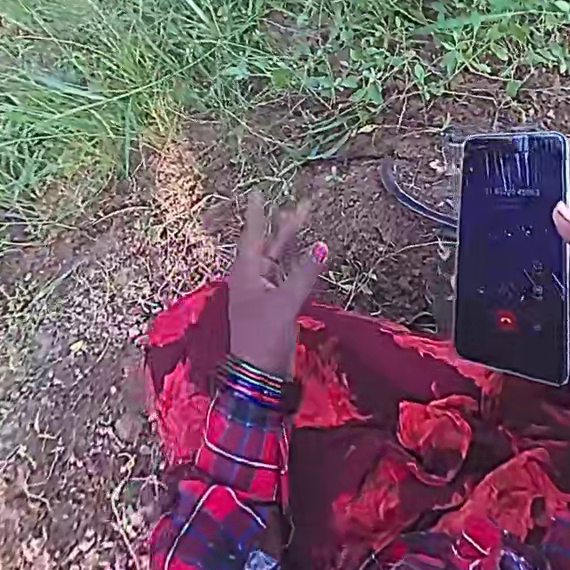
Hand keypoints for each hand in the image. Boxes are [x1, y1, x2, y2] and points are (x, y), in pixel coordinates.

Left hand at [227, 192, 327, 375]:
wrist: (260, 376)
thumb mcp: (284, 304)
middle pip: (270, 244)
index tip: (257, 192)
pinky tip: (310, 255)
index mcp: (246, 272)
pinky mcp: (276, 305)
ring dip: (292, 242)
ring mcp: (264, 291)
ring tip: (306, 220)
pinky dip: (299, 265)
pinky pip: (287, 276)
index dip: (258, 214)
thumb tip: (323, 247)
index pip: (253, 235)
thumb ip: (305, 275)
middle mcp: (253, 277)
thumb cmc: (263, 337)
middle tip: (301, 204)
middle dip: (285, 225)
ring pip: (280, 259)